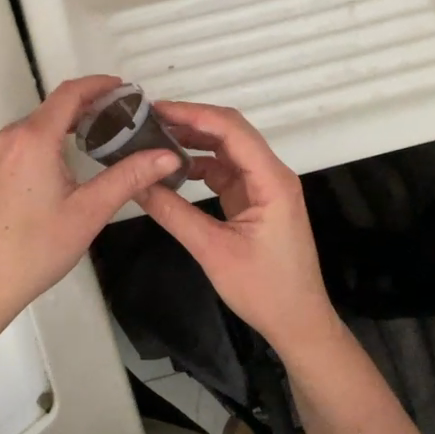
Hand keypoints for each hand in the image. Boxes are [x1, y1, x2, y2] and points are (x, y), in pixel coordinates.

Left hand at [0, 75, 182, 321]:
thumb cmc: (36, 248)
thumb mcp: (89, 211)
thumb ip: (129, 177)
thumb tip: (166, 157)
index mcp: (34, 138)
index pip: (70, 93)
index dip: (100, 85)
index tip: (127, 90)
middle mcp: (13, 136)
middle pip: (55, 105)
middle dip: (91, 103)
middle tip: (127, 116)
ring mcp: (0, 152)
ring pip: (41, 122)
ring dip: (72, 120)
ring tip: (107, 134)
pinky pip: (28, 138)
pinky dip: (54, 136)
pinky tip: (74, 156)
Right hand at [133, 101, 339, 349]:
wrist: (298, 324)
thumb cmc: (264, 290)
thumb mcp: (212, 251)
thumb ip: (173, 213)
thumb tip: (136, 183)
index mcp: (272, 181)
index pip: (231, 130)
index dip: (193, 114)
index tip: (155, 109)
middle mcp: (271, 174)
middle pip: (229, 132)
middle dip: (189, 121)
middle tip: (147, 119)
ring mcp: (263, 186)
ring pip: (225, 148)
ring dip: (192, 141)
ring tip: (152, 137)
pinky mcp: (254, 199)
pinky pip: (224, 169)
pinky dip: (198, 163)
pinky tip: (171, 167)